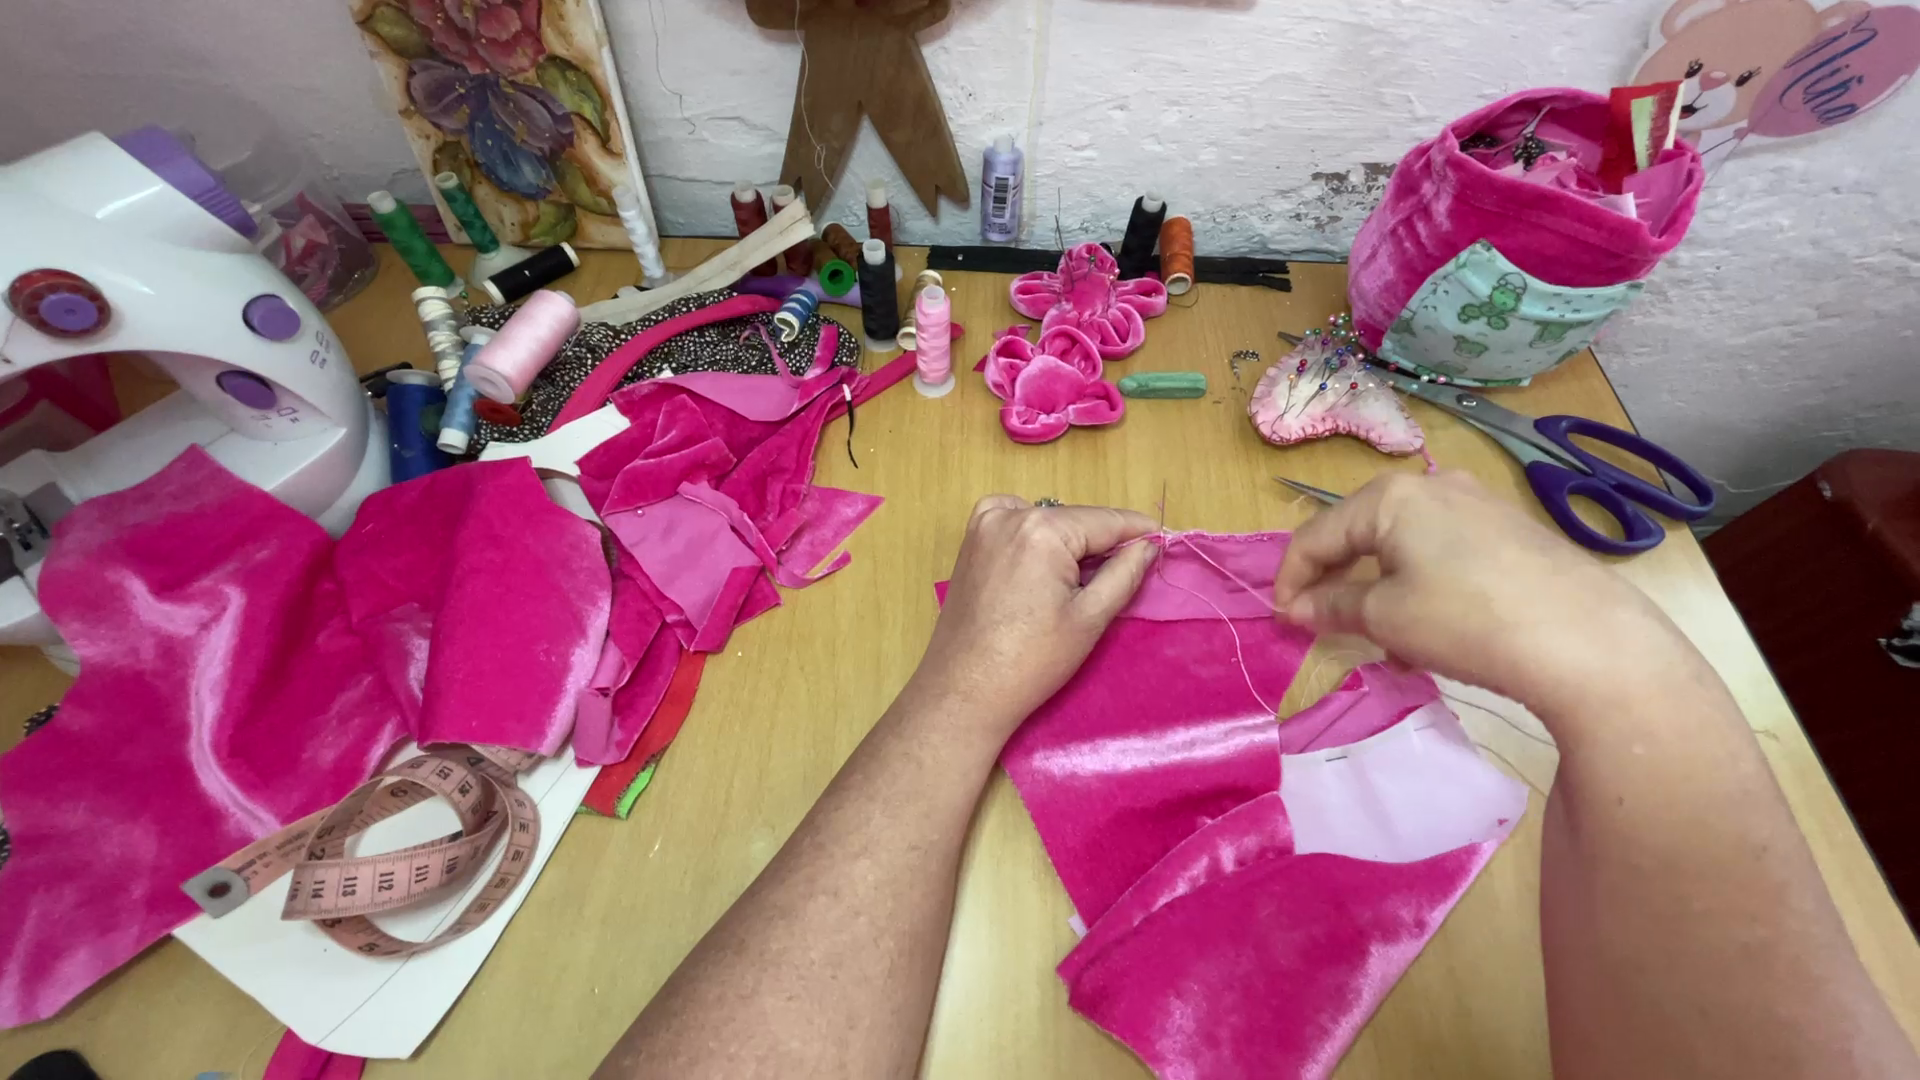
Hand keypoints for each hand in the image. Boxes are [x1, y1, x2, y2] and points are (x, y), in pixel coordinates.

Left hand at [908, 497, 1159, 740]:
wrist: (963, 690)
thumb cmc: (1031, 661)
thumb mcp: (1089, 618)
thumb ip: (1124, 573)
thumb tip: (1149, 544)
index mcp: (1042, 529)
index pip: (1105, 521)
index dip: (1138, 532)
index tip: (1165, 540)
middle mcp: (1009, 514)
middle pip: (1075, 519)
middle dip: (1103, 542)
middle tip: (1129, 570)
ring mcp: (984, 525)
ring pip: (1046, 520)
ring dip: (1069, 540)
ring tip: (1084, 579)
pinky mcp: (970, 542)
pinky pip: (1013, 521)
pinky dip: (1034, 533)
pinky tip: (1043, 561)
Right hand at [1272, 471, 1693, 716]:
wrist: (1593, 644)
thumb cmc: (1466, 620)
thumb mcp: (1384, 617)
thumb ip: (1330, 607)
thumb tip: (1295, 609)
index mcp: (1389, 496)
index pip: (1314, 536)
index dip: (1289, 579)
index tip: (1281, 619)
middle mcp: (1431, 487)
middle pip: (1357, 535)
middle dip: (1333, 583)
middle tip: (1320, 625)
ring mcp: (1476, 505)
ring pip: (1399, 547)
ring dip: (1375, 590)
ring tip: (1376, 638)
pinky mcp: (1510, 532)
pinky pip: (1439, 554)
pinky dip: (1416, 587)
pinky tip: (1426, 630)